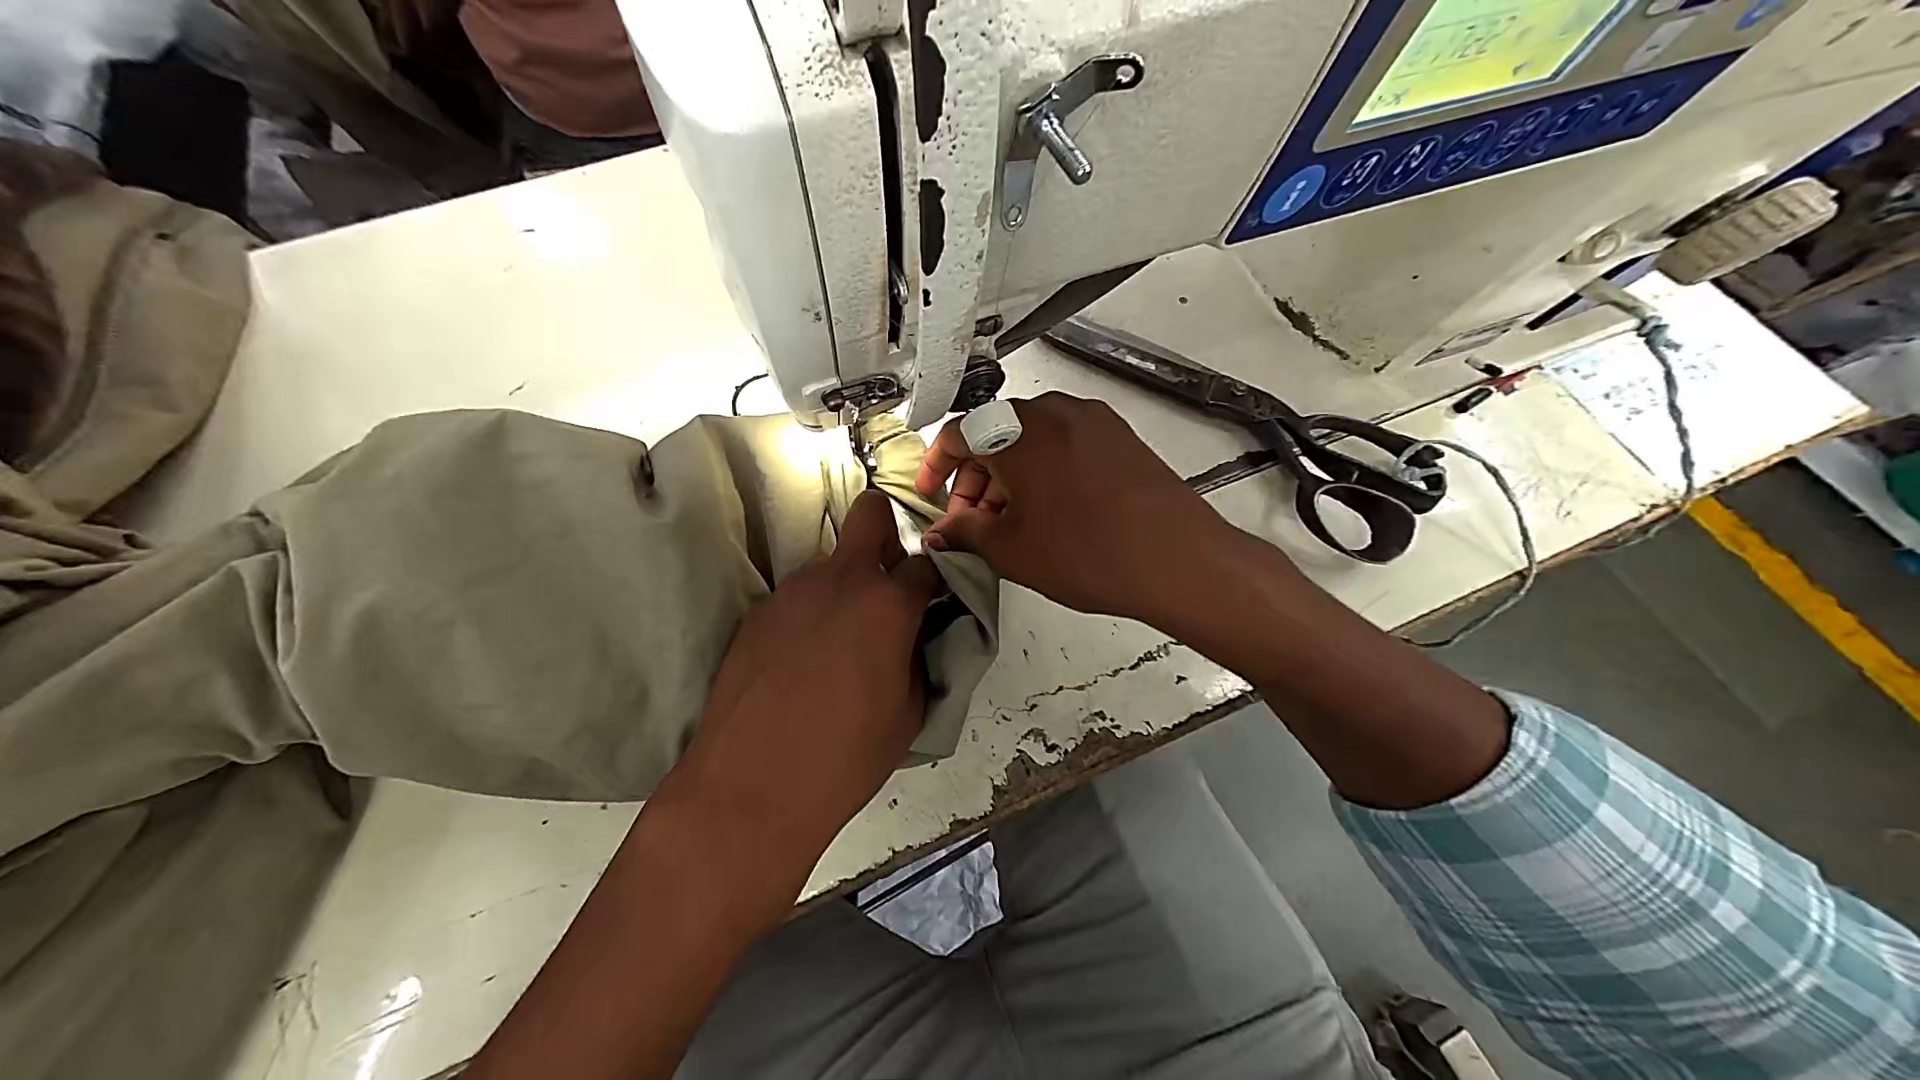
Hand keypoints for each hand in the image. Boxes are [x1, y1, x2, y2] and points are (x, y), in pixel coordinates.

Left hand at [668, 489, 942, 853]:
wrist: (750, 786)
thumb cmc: (843, 757)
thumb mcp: (910, 713)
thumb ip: (920, 657)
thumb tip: (915, 636)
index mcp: (887, 604)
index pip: (928, 563)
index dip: (938, 579)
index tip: (936, 600)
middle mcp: (839, 582)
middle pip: (871, 514)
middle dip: (890, 535)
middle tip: (890, 585)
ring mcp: (792, 592)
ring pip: (831, 563)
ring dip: (846, 587)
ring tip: (840, 644)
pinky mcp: (758, 612)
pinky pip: (798, 596)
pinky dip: (811, 613)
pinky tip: (803, 661)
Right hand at [914, 392, 1240, 623]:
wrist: (1176, 558)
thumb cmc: (1097, 552)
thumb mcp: (1011, 550)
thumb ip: (965, 533)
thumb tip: (946, 531)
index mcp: (1015, 432)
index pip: (956, 435)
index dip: (935, 467)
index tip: (932, 491)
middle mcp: (1053, 414)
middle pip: (993, 436)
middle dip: (974, 479)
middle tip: (970, 520)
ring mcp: (1090, 421)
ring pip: (1030, 440)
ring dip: (1009, 477)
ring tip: (1010, 523)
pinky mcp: (1117, 436)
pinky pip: (1063, 445)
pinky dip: (1043, 471)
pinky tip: (1047, 512)